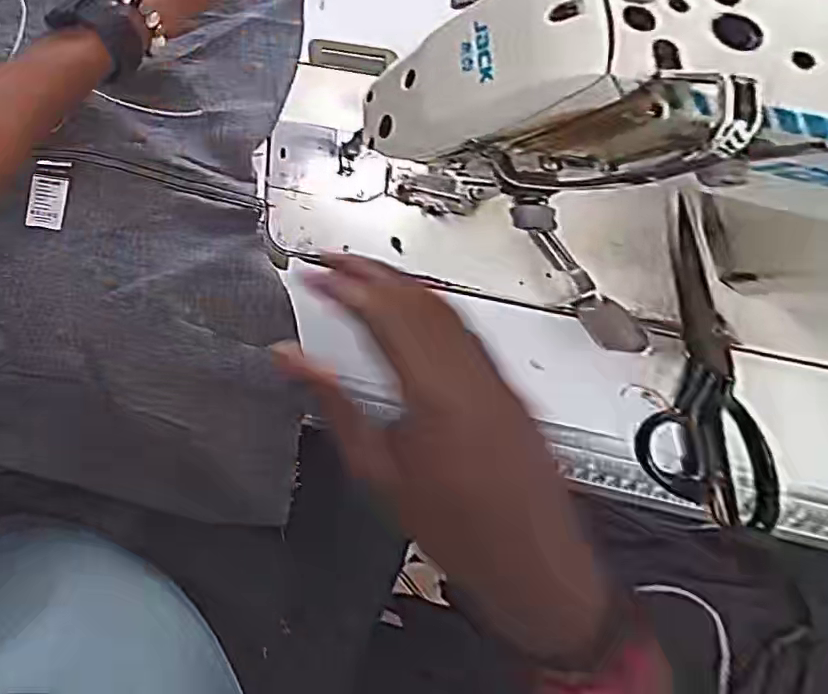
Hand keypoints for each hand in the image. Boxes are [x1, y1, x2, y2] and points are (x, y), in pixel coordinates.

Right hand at [274, 255, 614, 663]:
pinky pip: (468, 328)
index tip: (312, 272)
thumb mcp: (374, 467)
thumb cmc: (455, 527)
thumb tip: (290, 357)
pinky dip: (431, 302)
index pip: (382, 315)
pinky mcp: (511, 389)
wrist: (536, 570)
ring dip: (399, 281)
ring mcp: (497, 381)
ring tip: (362, 268)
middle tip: (329, 257)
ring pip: (446, 308)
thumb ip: (331, 400)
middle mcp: (471, 378)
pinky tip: (412, 300)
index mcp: (433, 395)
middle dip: (367, 270)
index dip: (343, 285)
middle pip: (415, 300)